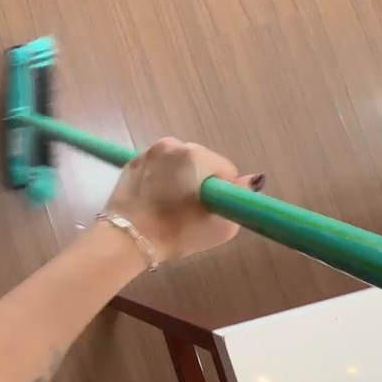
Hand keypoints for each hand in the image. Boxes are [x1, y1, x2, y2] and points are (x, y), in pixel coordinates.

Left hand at [100, 138, 260, 263]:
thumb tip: (253, 180)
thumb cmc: (178, 232)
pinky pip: (157, 167)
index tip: (210, 209)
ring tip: (171, 205)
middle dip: (201, 181)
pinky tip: (156, 199)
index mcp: (194, 154)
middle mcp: (170, 144)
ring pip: (178, 163)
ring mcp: (147, 151)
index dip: (223, 192)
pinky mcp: (131, 162)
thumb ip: (240, 198)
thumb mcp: (221, 225)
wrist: (128, 237)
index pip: (225, 169)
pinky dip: (161, 178)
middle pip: (201, 162)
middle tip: (190, 209)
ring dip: (180, 178)